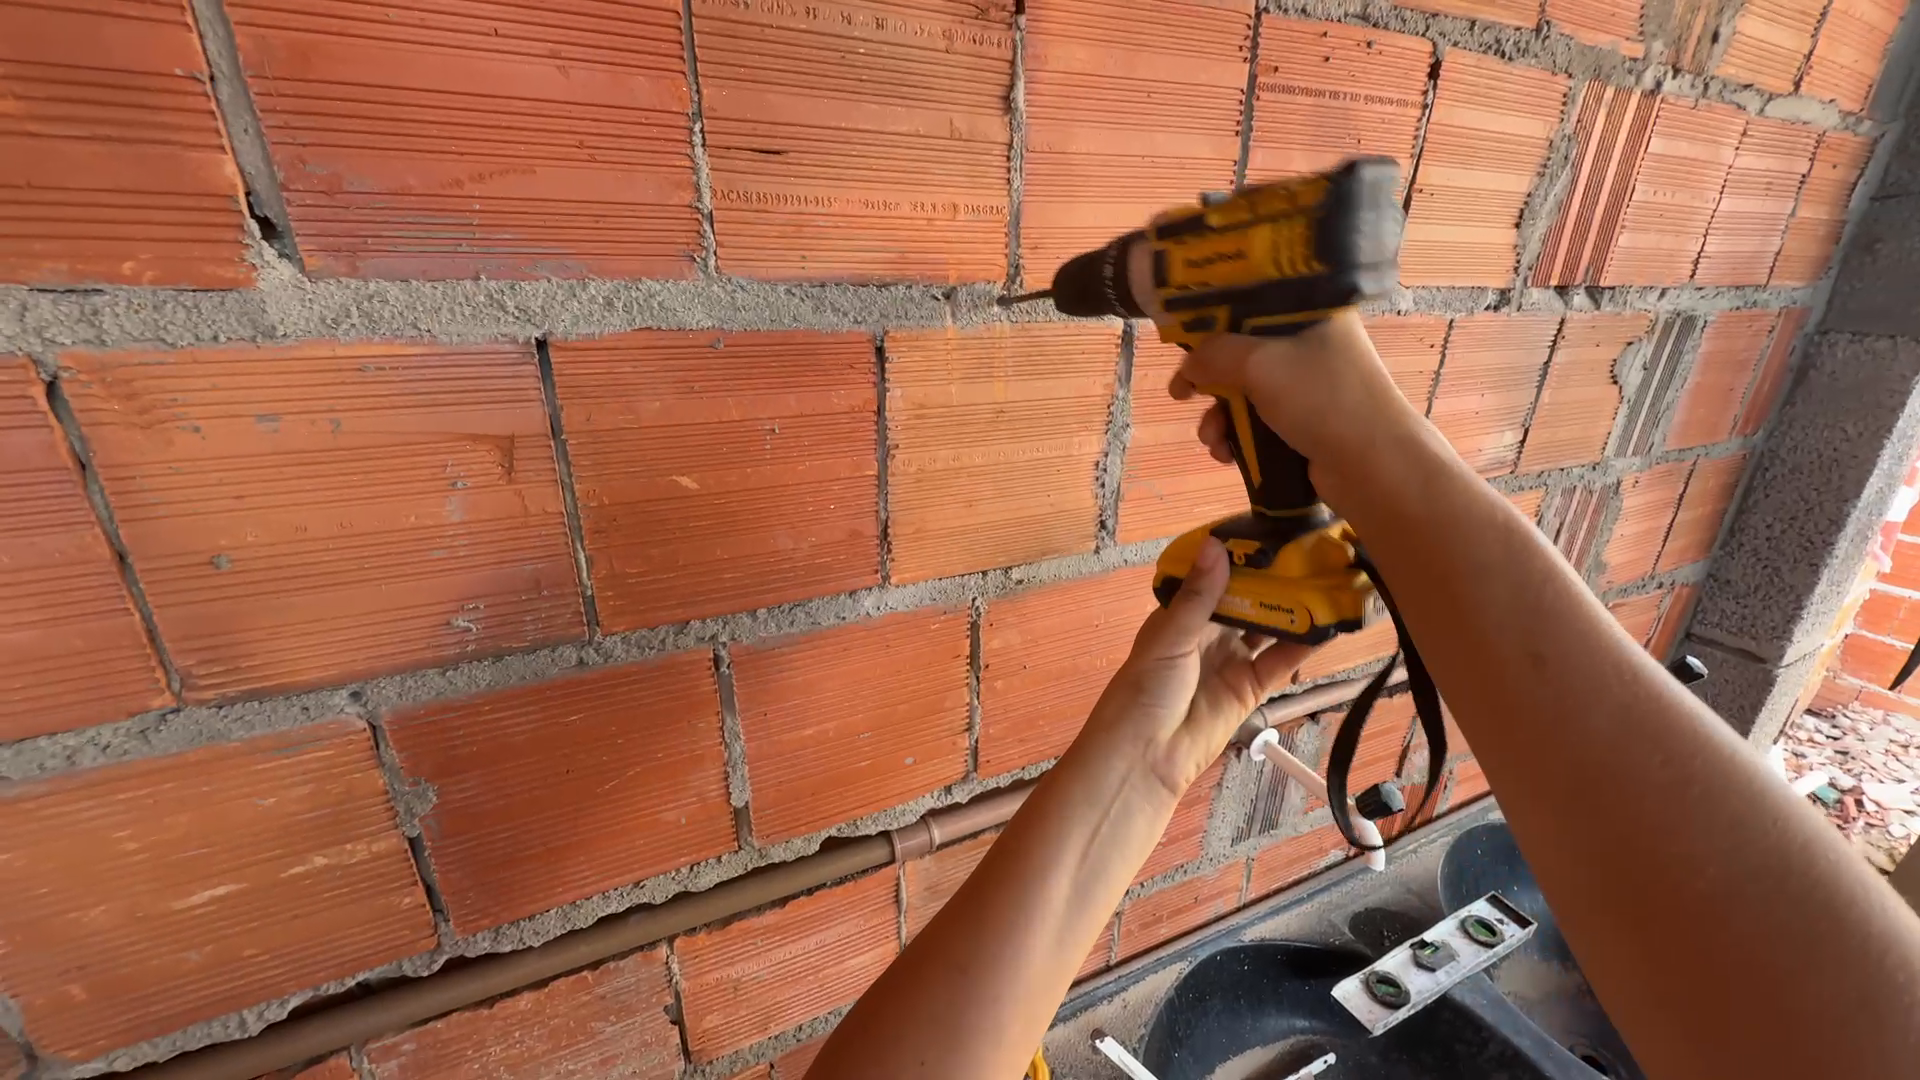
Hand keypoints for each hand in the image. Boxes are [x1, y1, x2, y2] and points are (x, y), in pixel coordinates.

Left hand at [1083, 538, 1311, 799]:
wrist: (1147, 755)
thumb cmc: (1146, 688)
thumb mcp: (1170, 637)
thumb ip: (1199, 596)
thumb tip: (1216, 544)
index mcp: (1178, 615)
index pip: (1212, 576)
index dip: (1237, 556)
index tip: (1269, 529)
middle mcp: (1205, 633)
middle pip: (1244, 600)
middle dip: (1271, 579)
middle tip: (1310, 549)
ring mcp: (1229, 660)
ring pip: (1266, 627)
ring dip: (1291, 608)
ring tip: (1327, 578)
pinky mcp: (1250, 688)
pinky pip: (1280, 661)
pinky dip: (1303, 645)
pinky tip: (1330, 623)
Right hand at [1170, 310, 1422, 481]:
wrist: (1370, 463)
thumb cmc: (1319, 398)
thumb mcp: (1258, 363)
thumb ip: (1213, 356)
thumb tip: (1188, 368)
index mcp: (1309, 315)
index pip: (1249, 306)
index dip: (1211, 325)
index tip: (1184, 348)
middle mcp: (1309, 345)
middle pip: (1240, 354)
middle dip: (1209, 382)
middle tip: (1183, 396)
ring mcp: (1306, 387)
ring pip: (1242, 393)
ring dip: (1218, 418)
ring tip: (1214, 441)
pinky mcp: (1302, 422)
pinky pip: (1254, 422)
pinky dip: (1234, 438)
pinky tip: (1226, 455)